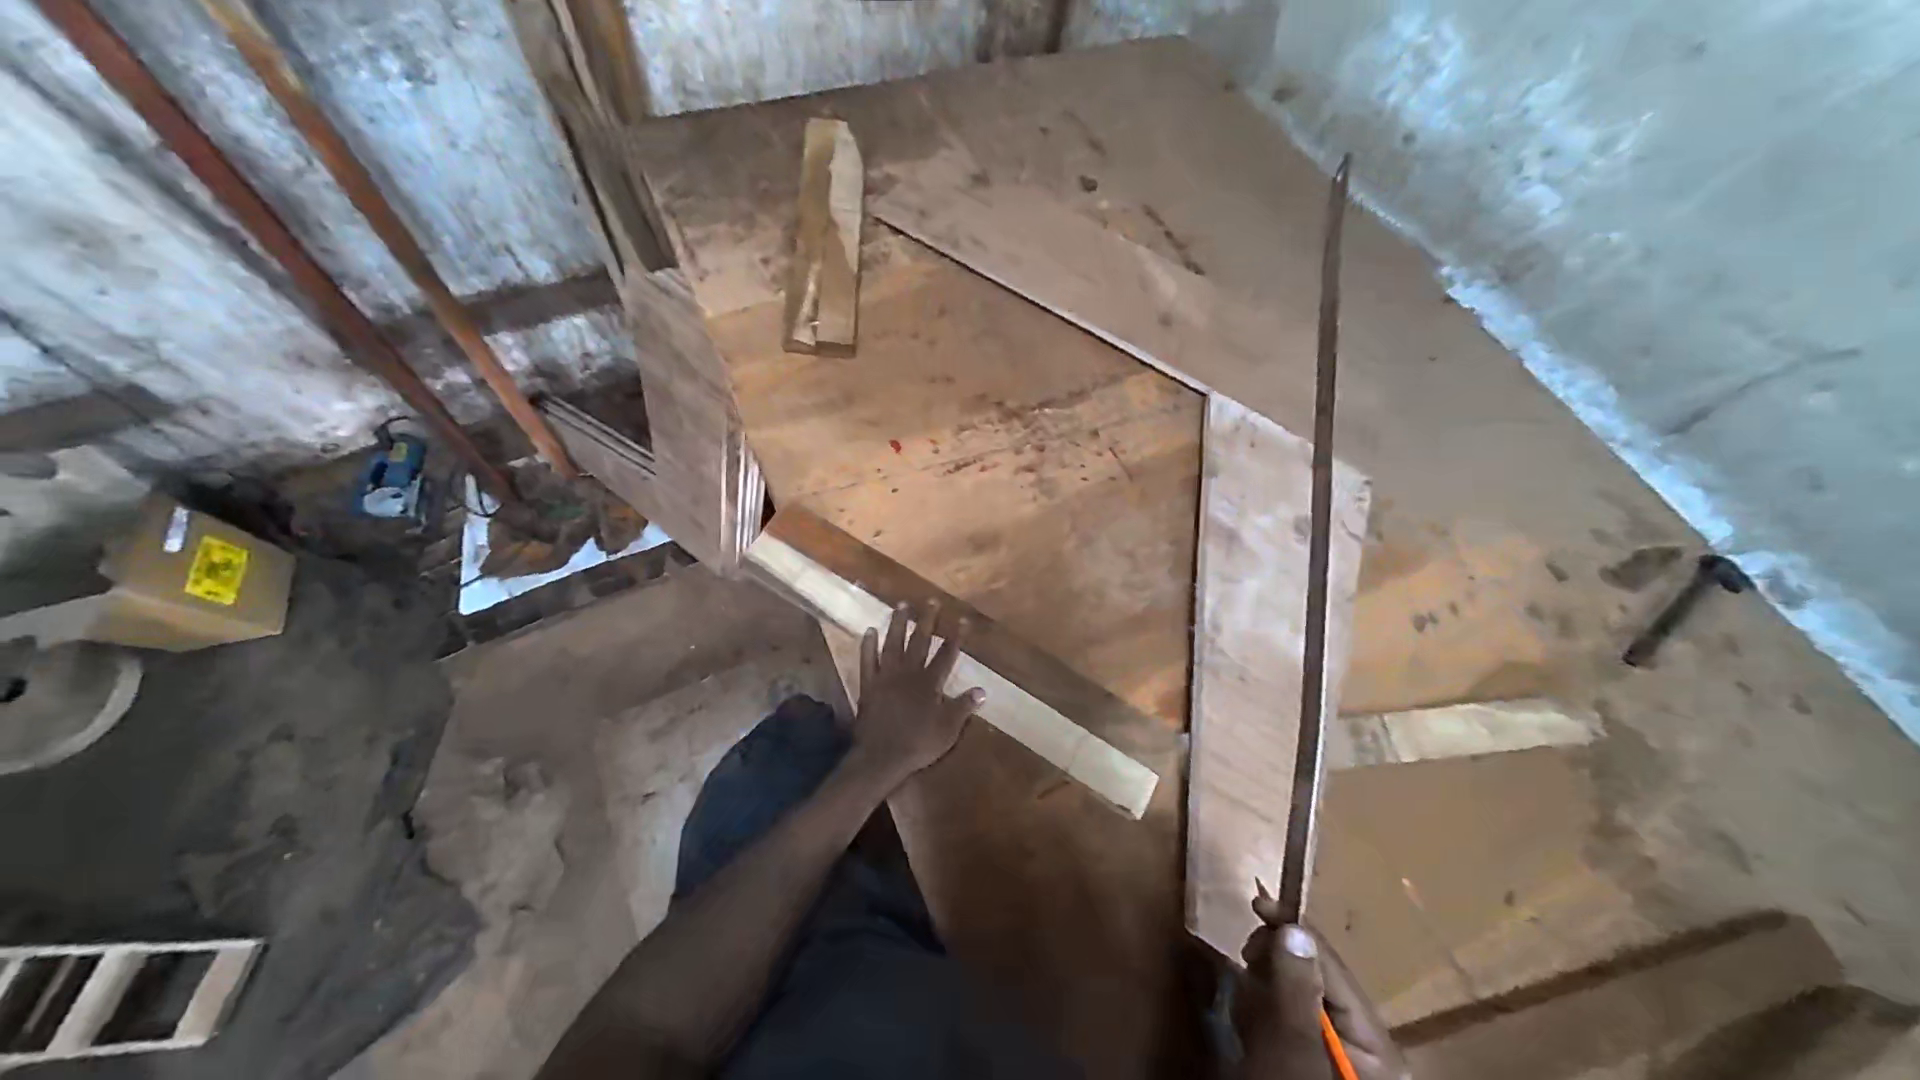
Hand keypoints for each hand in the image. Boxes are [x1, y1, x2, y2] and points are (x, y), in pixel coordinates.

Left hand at [848, 600, 984, 791]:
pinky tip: (869, 631)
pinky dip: (868, 645)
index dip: (956, 637)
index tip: (962, 620)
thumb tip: (982, 690)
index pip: (947, 654)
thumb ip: (963, 707)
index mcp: (930, 683)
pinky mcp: (868, 685)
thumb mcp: (948, 729)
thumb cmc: (918, 743)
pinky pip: (867, 660)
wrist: (881, 756)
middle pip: (919, 641)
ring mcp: (886, 677)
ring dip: (898, 624)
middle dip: (927, 620)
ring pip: (892, 644)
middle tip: (931, 600)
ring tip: (901, 606)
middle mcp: (908, 673)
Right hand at [1235, 885, 1407, 1079]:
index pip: (1334, 969)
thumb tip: (1294, 928)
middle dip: (1275, 967)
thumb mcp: (1293, 1053)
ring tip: (1249, 1009)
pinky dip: (1262, 1012)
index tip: (1258, 903)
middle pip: (1315, 979)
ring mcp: (1335, 1058)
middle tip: (1247, 962)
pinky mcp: (1307, 1063)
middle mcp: (1363, 1049)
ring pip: (1295, 995)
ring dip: (1264, 991)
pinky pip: (1284, 1018)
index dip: (1296, 932)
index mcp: (1378, 1049)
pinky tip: (1251, 1027)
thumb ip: (1296, 991)